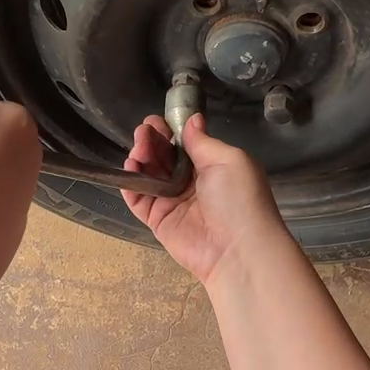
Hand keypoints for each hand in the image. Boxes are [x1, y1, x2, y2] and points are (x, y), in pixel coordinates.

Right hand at [121, 114, 292, 285]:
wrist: (237, 249)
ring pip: (148, 175)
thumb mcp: (229, 159)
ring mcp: (173, 202)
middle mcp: (191, 182)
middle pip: (163, 157)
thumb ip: (203, 140)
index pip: (183, 144)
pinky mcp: (158, 221)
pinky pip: (138, 200)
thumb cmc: (239, 199)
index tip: (157, 121)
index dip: (169, 131)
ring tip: (138, 150)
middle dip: (151, 141)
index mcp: (211, 165)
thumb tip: (192, 120)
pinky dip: (130, 183)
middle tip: (144, 132)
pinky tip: (130, 168)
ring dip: (139, 157)